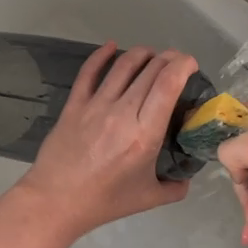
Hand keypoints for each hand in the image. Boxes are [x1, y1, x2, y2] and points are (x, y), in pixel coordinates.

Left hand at [15, 43, 200, 237]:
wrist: (56, 200)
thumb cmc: (104, 201)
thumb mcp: (149, 198)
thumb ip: (174, 187)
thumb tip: (187, 178)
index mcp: (145, 133)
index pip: (168, 85)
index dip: (182, 66)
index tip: (190, 64)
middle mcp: (122, 112)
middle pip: (150, 70)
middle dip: (168, 58)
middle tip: (176, 62)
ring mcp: (96, 105)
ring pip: (122, 66)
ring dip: (141, 53)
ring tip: (152, 54)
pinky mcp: (74, 105)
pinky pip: (89, 72)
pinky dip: (101, 55)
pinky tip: (111, 46)